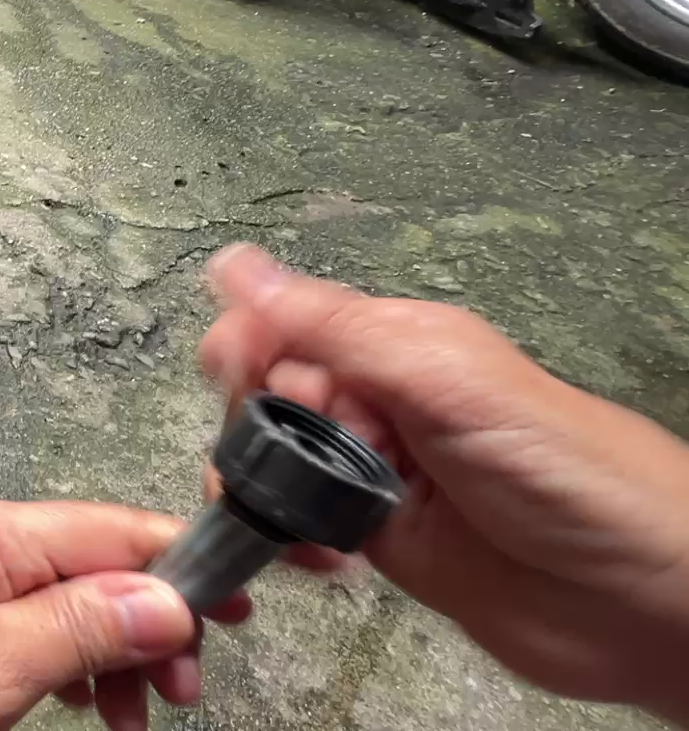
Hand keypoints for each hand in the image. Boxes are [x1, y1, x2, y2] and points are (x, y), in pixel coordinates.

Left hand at [0, 494, 248, 730]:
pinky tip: (80, 699)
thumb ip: (79, 624)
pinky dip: (65, 660)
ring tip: (132, 713)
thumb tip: (169, 596)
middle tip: (183, 691)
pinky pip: (24, 623)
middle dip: (147, 618)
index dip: (181, 555)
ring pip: (62, 598)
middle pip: (87, 561)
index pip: (104, 526)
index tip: (250, 594)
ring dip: (110, 649)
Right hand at [200, 243, 688, 722]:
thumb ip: (333, 326)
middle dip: (257, 418)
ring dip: (254, 476)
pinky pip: (281, 508)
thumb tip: (233, 262)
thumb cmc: (567, 479)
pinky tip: (308, 546)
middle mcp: (363, 397)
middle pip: (256, 387)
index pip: (275, 322)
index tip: (240, 377)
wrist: (657, 615)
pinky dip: (275, 523)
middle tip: (309, 451)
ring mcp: (357, 461)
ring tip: (297, 512)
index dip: (244, 344)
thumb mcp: (447, 383)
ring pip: (258, 448)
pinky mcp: (357, 523)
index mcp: (384, 345)